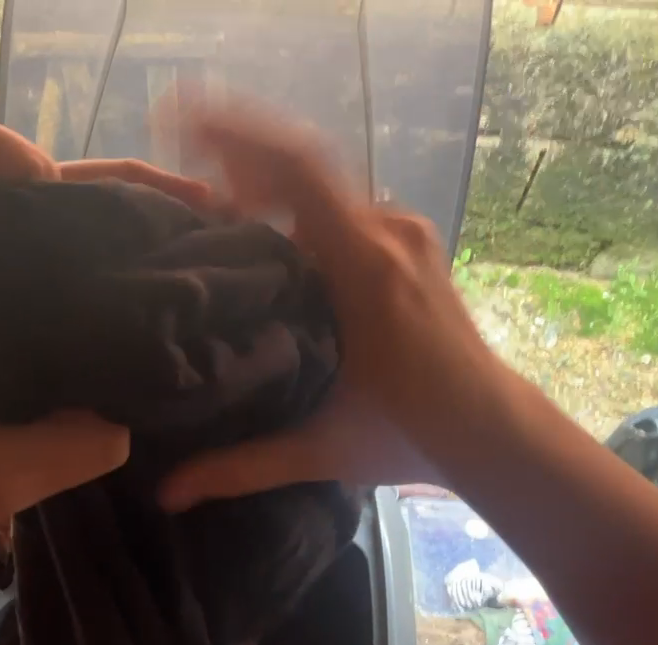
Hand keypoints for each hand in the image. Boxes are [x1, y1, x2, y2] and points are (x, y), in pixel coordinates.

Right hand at [157, 107, 511, 509]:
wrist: (492, 429)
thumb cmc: (409, 436)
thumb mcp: (317, 449)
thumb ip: (239, 468)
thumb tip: (166, 495)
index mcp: (363, 270)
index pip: (298, 173)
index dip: (237, 143)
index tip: (180, 136)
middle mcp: (387, 235)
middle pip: (304, 167)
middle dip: (240, 156)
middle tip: (181, 166)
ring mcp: (404, 235)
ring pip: (326, 187)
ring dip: (270, 182)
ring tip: (214, 196)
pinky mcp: (411, 246)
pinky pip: (345, 206)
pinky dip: (300, 204)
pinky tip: (269, 229)